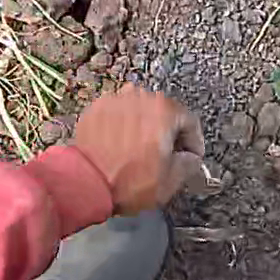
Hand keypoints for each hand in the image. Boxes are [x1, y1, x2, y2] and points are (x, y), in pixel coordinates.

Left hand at [71, 85, 205, 213]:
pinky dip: (120, 126)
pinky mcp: (94, 109)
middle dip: (166, 133)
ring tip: (138, 150)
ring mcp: (114, 100)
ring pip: (137, 112)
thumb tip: (189, 156)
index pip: (189, 122)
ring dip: (142, 127)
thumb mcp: (171, 180)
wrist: (85, 183)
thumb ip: (189, 162)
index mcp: (164, 109)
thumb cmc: (130, 182)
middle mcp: (139, 96)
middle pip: (162, 113)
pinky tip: (118, 145)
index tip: (190, 156)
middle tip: (164, 154)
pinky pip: (116, 115)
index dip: (194, 142)